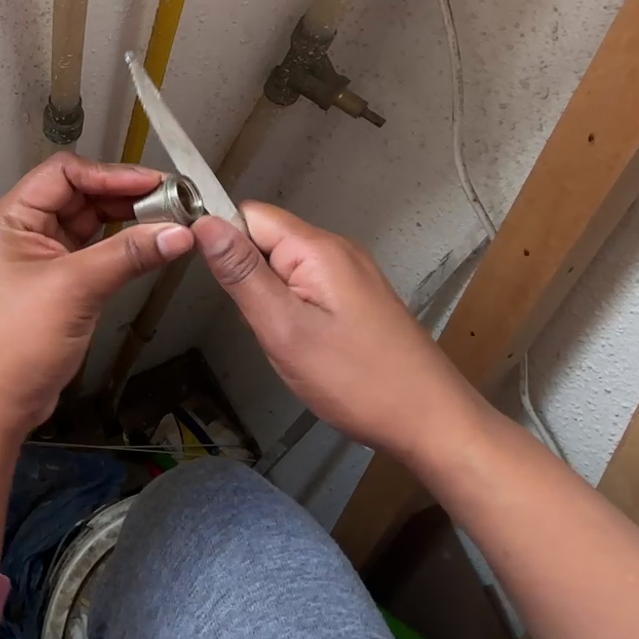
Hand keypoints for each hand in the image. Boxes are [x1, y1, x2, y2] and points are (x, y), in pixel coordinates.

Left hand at [0, 153, 195, 438]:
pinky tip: (147, 247)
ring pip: (88, 222)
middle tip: (170, 202)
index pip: (64, 173)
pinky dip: (119, 247)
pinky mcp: (54, 280)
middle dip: (124, 195)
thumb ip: (128, 255)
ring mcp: (38, 255)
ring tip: (167, 221)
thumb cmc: (14, 345)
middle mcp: (22, 229)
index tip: (153, 183)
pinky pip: (91, 250)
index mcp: (11, 218)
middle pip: (79, 194)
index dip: (111, 174)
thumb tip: (176, 232)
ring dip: (125, 220)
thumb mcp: (75, 289)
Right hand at [192, 202, 486, 465]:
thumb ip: (241, 273)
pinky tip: (305, 342)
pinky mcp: (357, 296)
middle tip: (262, 322)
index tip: (218, 281)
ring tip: (286, 338)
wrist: (433, 424)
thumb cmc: (357, 381)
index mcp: (317, 249)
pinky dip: (292, 307)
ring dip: (269, 295)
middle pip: (266, 238)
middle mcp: (336, 250)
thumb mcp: (283, 328)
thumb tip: (204, 224)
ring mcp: (350, 273)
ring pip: (283, 264)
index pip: (248, 214)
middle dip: (248, 275)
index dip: (223, 239)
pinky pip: (305, 284)